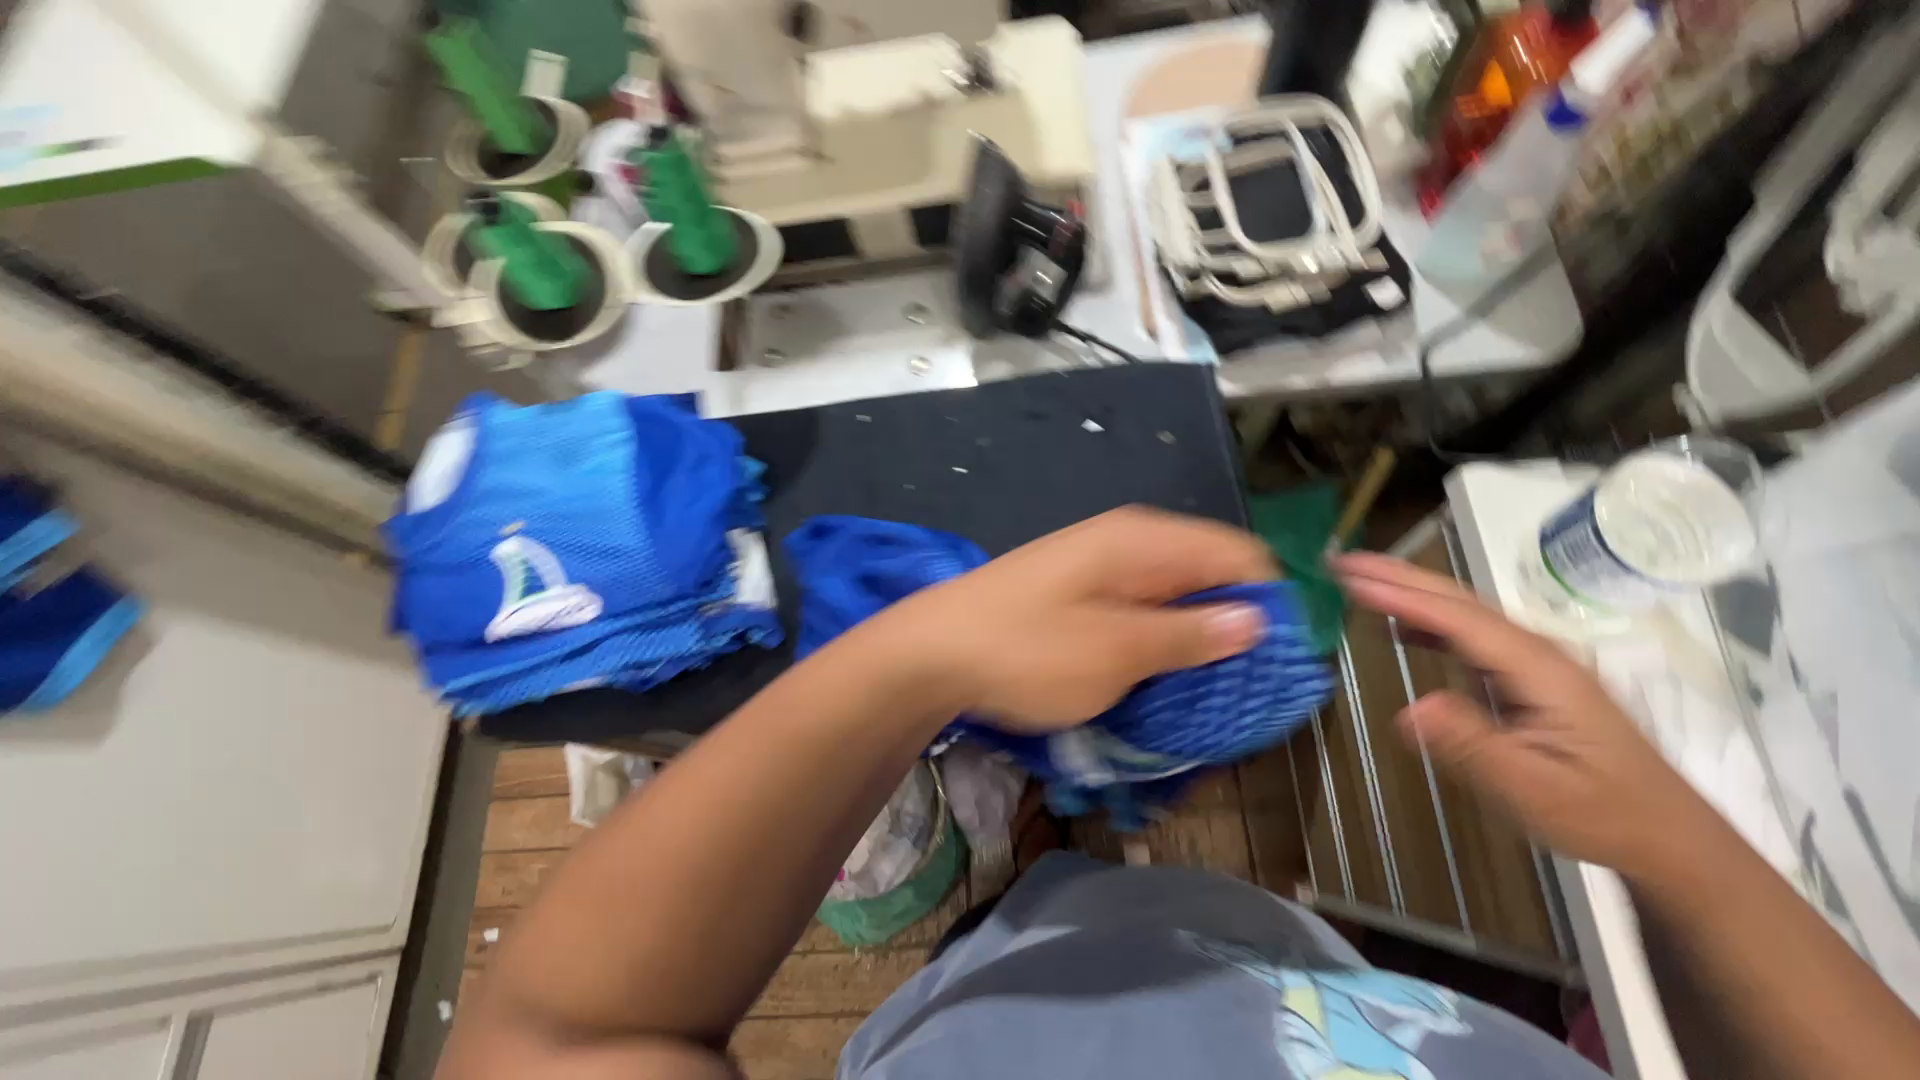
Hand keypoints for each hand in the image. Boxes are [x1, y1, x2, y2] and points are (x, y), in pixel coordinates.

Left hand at [866, 506, 1276, 732]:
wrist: (927, 655)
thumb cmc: (1027, 651)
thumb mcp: (1117, 651)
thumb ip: (1189, 634)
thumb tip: (1255, 620)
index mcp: (1144, 541)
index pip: (1240, 556)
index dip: (1271, 605)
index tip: (1286, 663)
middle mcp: (1126, 541)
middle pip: (1208, 574)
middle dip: (1233, 627)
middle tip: (1248, 688)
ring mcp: (1096, 566)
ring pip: (1172, 596)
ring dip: (1193, 639)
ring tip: (1208, 692)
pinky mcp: (1074, 594)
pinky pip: (1138, 610)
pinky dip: (1156, 641)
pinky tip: (1157, 677)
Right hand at [1331, 552, 1726, 879]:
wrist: (1669, 837)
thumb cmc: (1601, 814)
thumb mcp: (1532, 789)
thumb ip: (1471, 746)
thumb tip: (1409, 710)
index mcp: (1541, 671)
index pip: (1460, 620)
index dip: (1403, 596)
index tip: (1351, 577)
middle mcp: (1540, 654)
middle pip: (1462, 603)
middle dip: (1400, 577)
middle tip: (1342, 562)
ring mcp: (1538, 665)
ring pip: (1466, 614)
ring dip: (1412, 593)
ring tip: (1360, 581)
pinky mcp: (1532, 681)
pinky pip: (1473, 638)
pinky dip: (1432, 624)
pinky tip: (1405, 628)